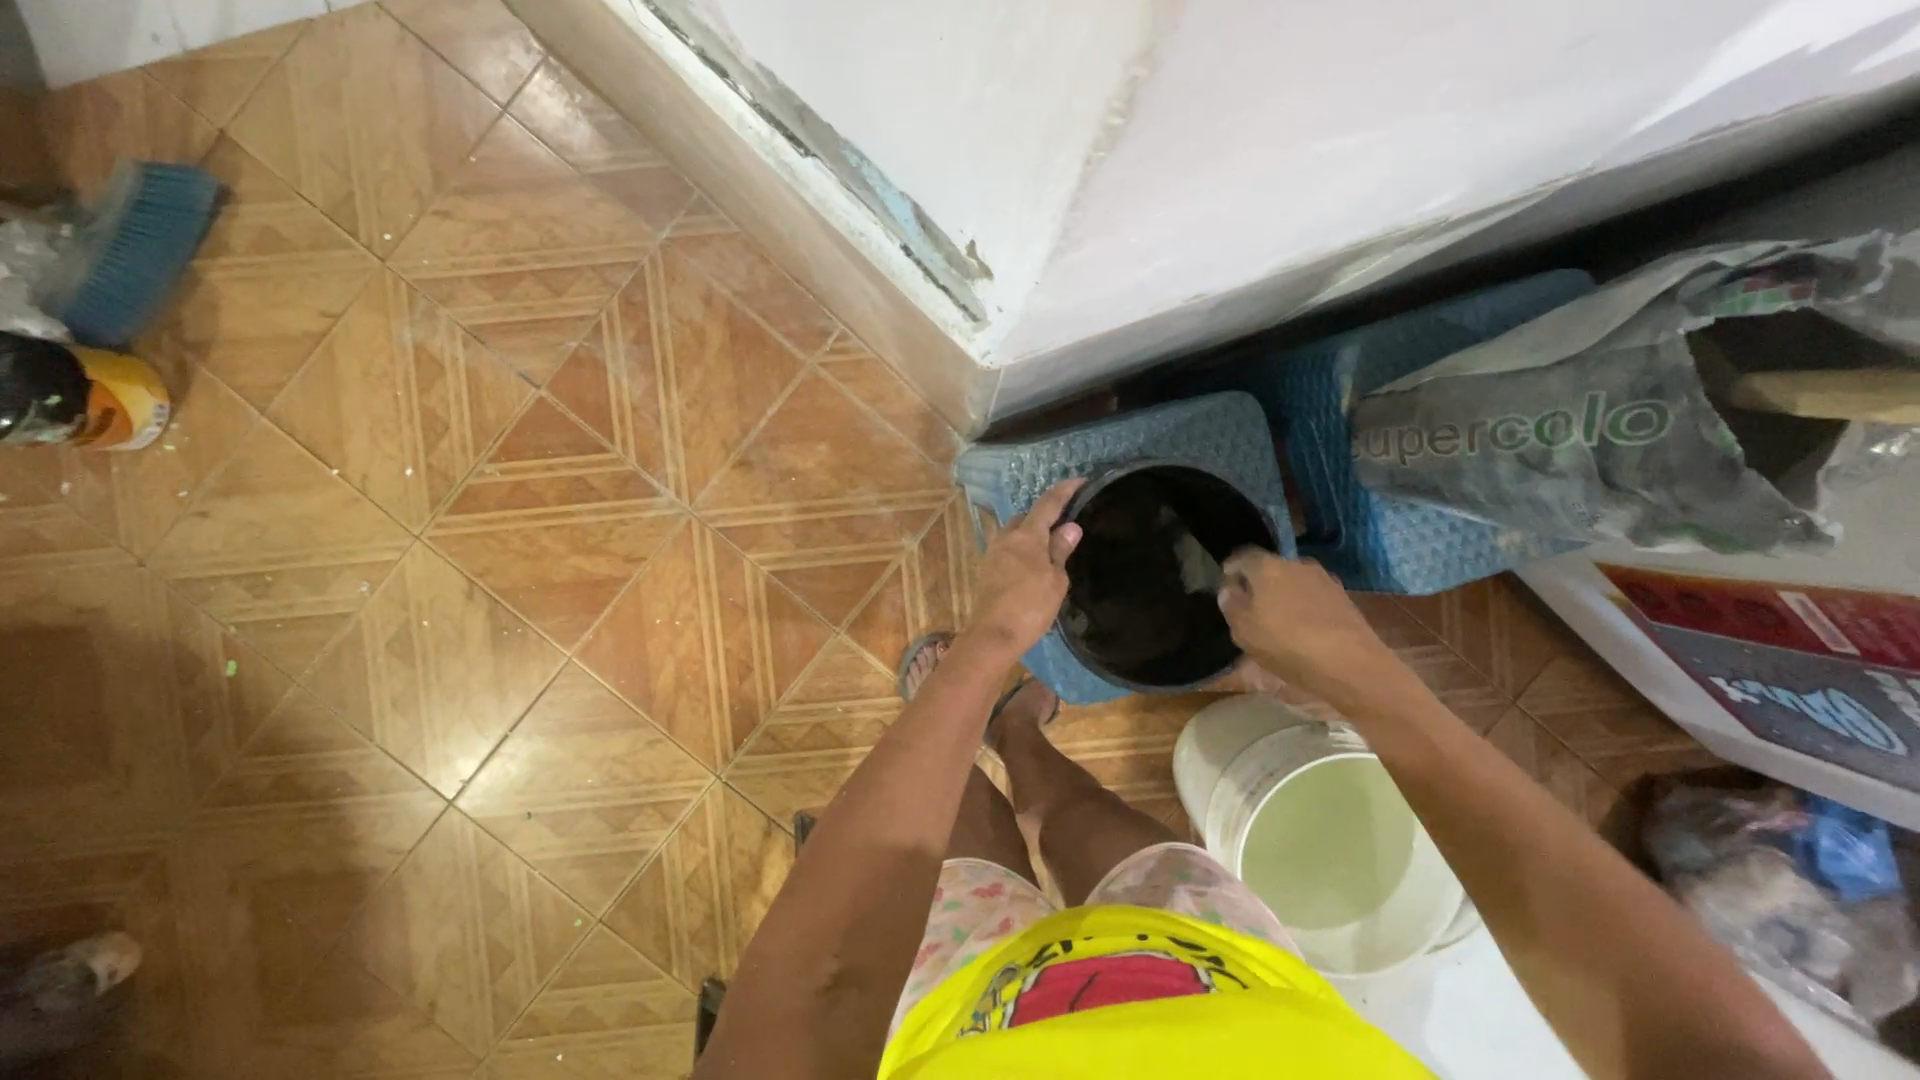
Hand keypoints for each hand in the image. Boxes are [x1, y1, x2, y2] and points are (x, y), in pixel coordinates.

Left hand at [966, 479, 1085, 653]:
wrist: (992, 636)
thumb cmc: (1030, 607)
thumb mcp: (1055, 580)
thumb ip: (1060, 550)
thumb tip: (1069, 527)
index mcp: (1026, 535)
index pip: (1048, 504)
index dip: (1065, 491)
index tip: (1080, 481)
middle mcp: (1005, 538)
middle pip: (1026, 517)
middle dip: (1044, 515)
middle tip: (1064, 524)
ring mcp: (992, 554)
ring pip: (1013, 533)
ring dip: (1030, 534)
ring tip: (1049, 546)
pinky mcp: (986, 571)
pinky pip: (1007, 550)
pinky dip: (1021, 550)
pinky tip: (1031, 564)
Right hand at [1215, 550, 1409, 710]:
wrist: (1350, 663)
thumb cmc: (1286, 644)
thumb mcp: (1243, 630)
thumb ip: (1231, 605)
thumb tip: (1229, 589)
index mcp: (1267, 567)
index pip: (1242, 556)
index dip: (1231, 569)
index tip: (1227, 585)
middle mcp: (1297, 564)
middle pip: (1270, 568)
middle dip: (1259, 584)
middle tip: (1251, 607)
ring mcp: (1324, 579)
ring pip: (1294, 582)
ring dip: (1283, 596)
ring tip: (1278, 621)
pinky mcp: (1343, 597)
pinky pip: (1313, 596)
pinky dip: (1304, 607)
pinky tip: (1303, 629)